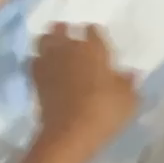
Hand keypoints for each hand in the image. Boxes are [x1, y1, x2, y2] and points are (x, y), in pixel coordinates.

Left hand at [29, 23, 137, 162]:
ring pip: (44, 40)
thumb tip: (129, 73)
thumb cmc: (104, 113)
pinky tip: (45, 68)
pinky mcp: (36, 78)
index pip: (93, 30)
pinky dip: (39, 61)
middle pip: (62, 28)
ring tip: (55, 49)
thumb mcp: (128, 101)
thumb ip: (128, 84)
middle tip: (72, 40)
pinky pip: (34, 61)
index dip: (95, 34)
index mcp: (93, 48)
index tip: (98, 42)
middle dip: (66, 31)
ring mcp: (49, 62)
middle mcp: (69, 48)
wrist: (69, 134)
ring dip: (49, 42)